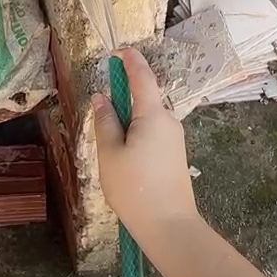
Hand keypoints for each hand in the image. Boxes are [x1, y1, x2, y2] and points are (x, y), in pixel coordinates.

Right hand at [92, 49, 199, 241]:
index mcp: (153, 115)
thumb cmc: (135, 188)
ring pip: (146, 120)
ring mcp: (174, 139)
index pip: (142, 77)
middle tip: (102, 127)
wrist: (169, 226)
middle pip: (143, 100)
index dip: (130, 60)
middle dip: (121, 104)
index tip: (117, 51)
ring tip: (112, 157)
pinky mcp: (174, 155)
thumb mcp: (110, 154)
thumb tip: (101, 98)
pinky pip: (152, 135)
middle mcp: (169, 121)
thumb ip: (105, 122)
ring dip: (127, 126)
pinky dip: (135, 138)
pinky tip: (125, 165)